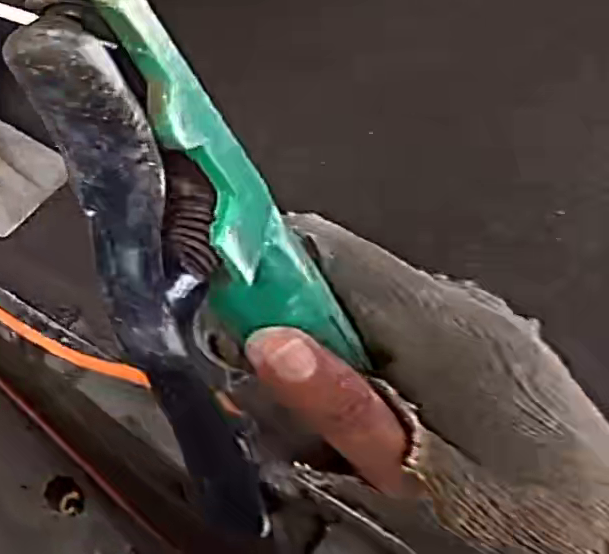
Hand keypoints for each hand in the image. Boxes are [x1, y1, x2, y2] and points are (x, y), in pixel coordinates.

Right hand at [247, 215, 608, 553]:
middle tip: (274, 390)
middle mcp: (454, 305)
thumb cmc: (534, 530)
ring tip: (318, 421)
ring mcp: (465, 326)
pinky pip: (366, 327)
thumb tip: (263, 340)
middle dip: (271, 325)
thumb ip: (339, 405)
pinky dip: (338, 363)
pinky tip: (352, 415)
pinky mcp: (467, 350)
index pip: (304, 239)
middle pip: (309, 275)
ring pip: (331, 305)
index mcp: (441, 319)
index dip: (248, 264)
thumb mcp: (421, 479)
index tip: (228, 316)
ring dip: (301, 353)